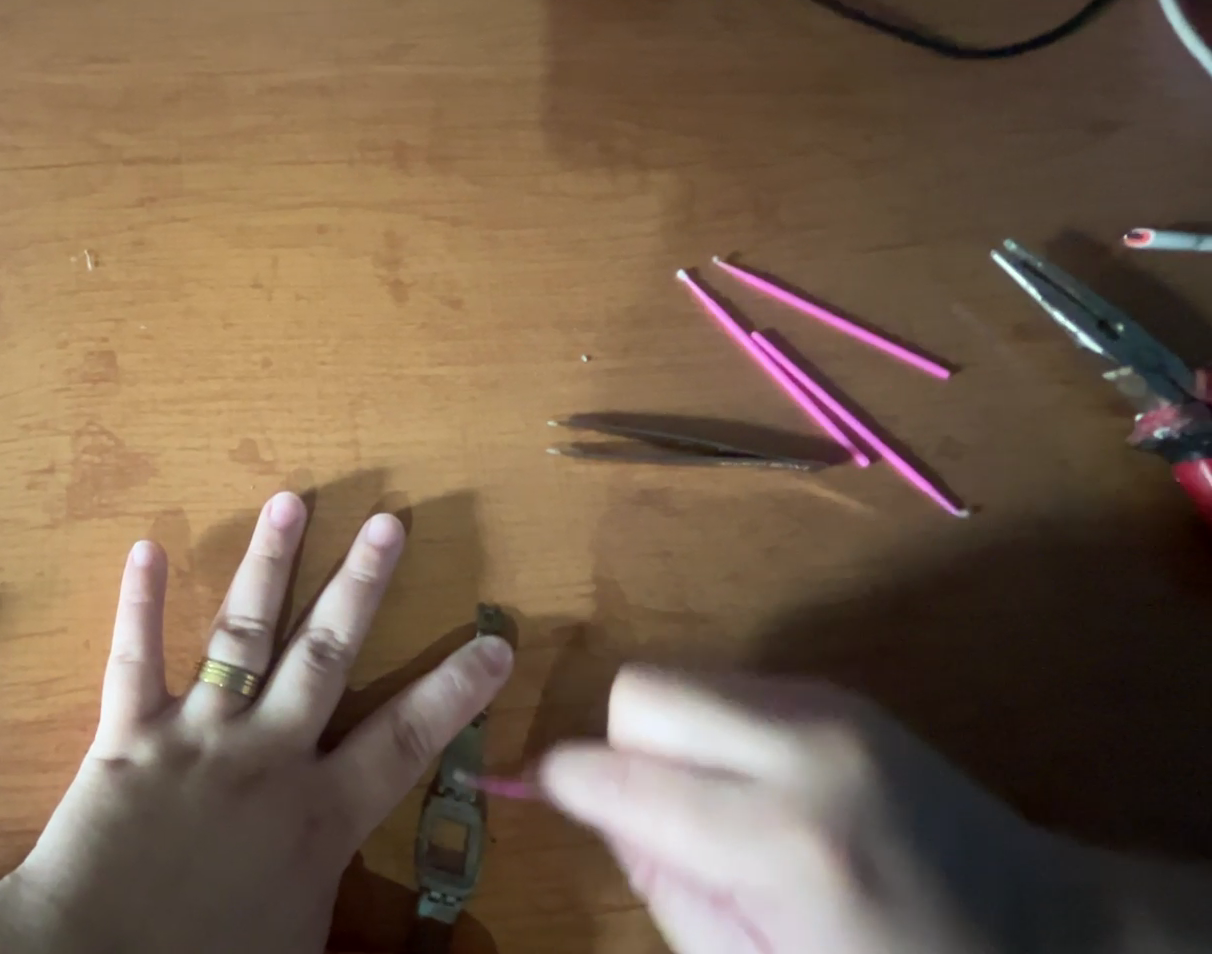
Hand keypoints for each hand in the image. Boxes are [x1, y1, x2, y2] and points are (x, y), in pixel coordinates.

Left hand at [0, 491, 514, 953]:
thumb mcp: (305, 948)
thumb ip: (368, 929)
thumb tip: (438, 946)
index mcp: (317, 813)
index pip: (405, 740)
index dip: (455, 691)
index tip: (493, 640)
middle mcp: (266, 755)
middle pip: (324, 653)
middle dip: (360, 586)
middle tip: (387, 522)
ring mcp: (198, 733)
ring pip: (241, 633)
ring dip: (266, 565)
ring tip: (287, 501)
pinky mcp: (129, 731)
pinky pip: (133, 657)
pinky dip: (138, 603)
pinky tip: (144, 546)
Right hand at [539, 666, 1099, 953]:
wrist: (1059, 934)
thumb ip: (661, 887)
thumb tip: (598, 808)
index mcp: (782, 844)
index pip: (613, 776)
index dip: (561, 781)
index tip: (547, 794)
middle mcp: (801, 750)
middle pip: (637, 693)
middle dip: (621, 744)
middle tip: (660, 807)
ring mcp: (824, 707)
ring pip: (672, 680)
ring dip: (665, 735)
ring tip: (719, 798)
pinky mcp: (831, 689)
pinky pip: (716, 685)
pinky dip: (707, 726)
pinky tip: (759, 779)